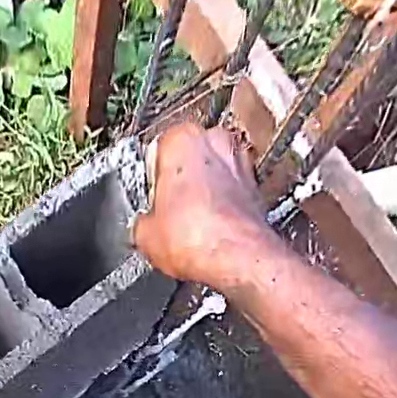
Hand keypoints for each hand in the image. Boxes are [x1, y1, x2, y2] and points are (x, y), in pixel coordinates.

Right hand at [132, 122, 282, 289]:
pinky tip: (210, 234)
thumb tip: (142, 228)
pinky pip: (230, 195)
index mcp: (181, 138)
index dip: (150, 183)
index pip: (156, 152)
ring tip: (190, 229)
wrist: (239, 259)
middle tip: (168, 217)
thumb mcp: (145, 236)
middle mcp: (214, 141)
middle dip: (179, 186)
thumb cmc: (198, 238)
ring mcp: (240, 162)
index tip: (148, 201)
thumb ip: (140, 223)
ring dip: (202, 196)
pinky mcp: (255, 187)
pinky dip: (221, 210)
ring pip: (212, 176)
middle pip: (187, 162)